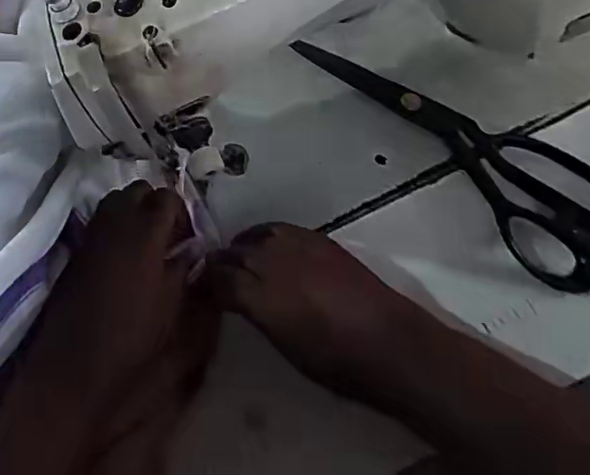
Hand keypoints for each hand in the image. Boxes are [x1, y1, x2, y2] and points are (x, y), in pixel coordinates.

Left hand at [27, 182, 195, 400]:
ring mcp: (95, 227)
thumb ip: (182, 268)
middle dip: (156, 205)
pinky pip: (102, 215)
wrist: (77, 354)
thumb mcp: (171, 305)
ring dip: (134, 210)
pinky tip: (124, 251)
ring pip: (118, 198)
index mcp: (146, 231)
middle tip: (166, 235)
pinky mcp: (80, 241)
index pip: (167, 197)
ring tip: (145, 241)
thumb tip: (188, 250)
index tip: (187, 237)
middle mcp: (118, 219)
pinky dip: (116, 221)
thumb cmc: (132, 333)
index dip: (181, 213)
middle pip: (140, 189)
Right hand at [204, 222, 422, 404]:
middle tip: (217, 276)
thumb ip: (255, 313)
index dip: (206, 284)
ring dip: (241, 246)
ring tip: (240, 257)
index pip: (218, 279)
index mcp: (260, 297)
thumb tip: (238, 298)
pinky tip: (268, 247)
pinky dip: (265, 236)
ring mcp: (294, 244)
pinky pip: (277, 228)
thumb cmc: (336, 361)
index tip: (202, 290)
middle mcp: (271, 263)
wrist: (387, 340)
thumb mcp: (284, 345)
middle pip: (231, 253)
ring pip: (253, 236)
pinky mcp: (314, 236)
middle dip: (220, 264)